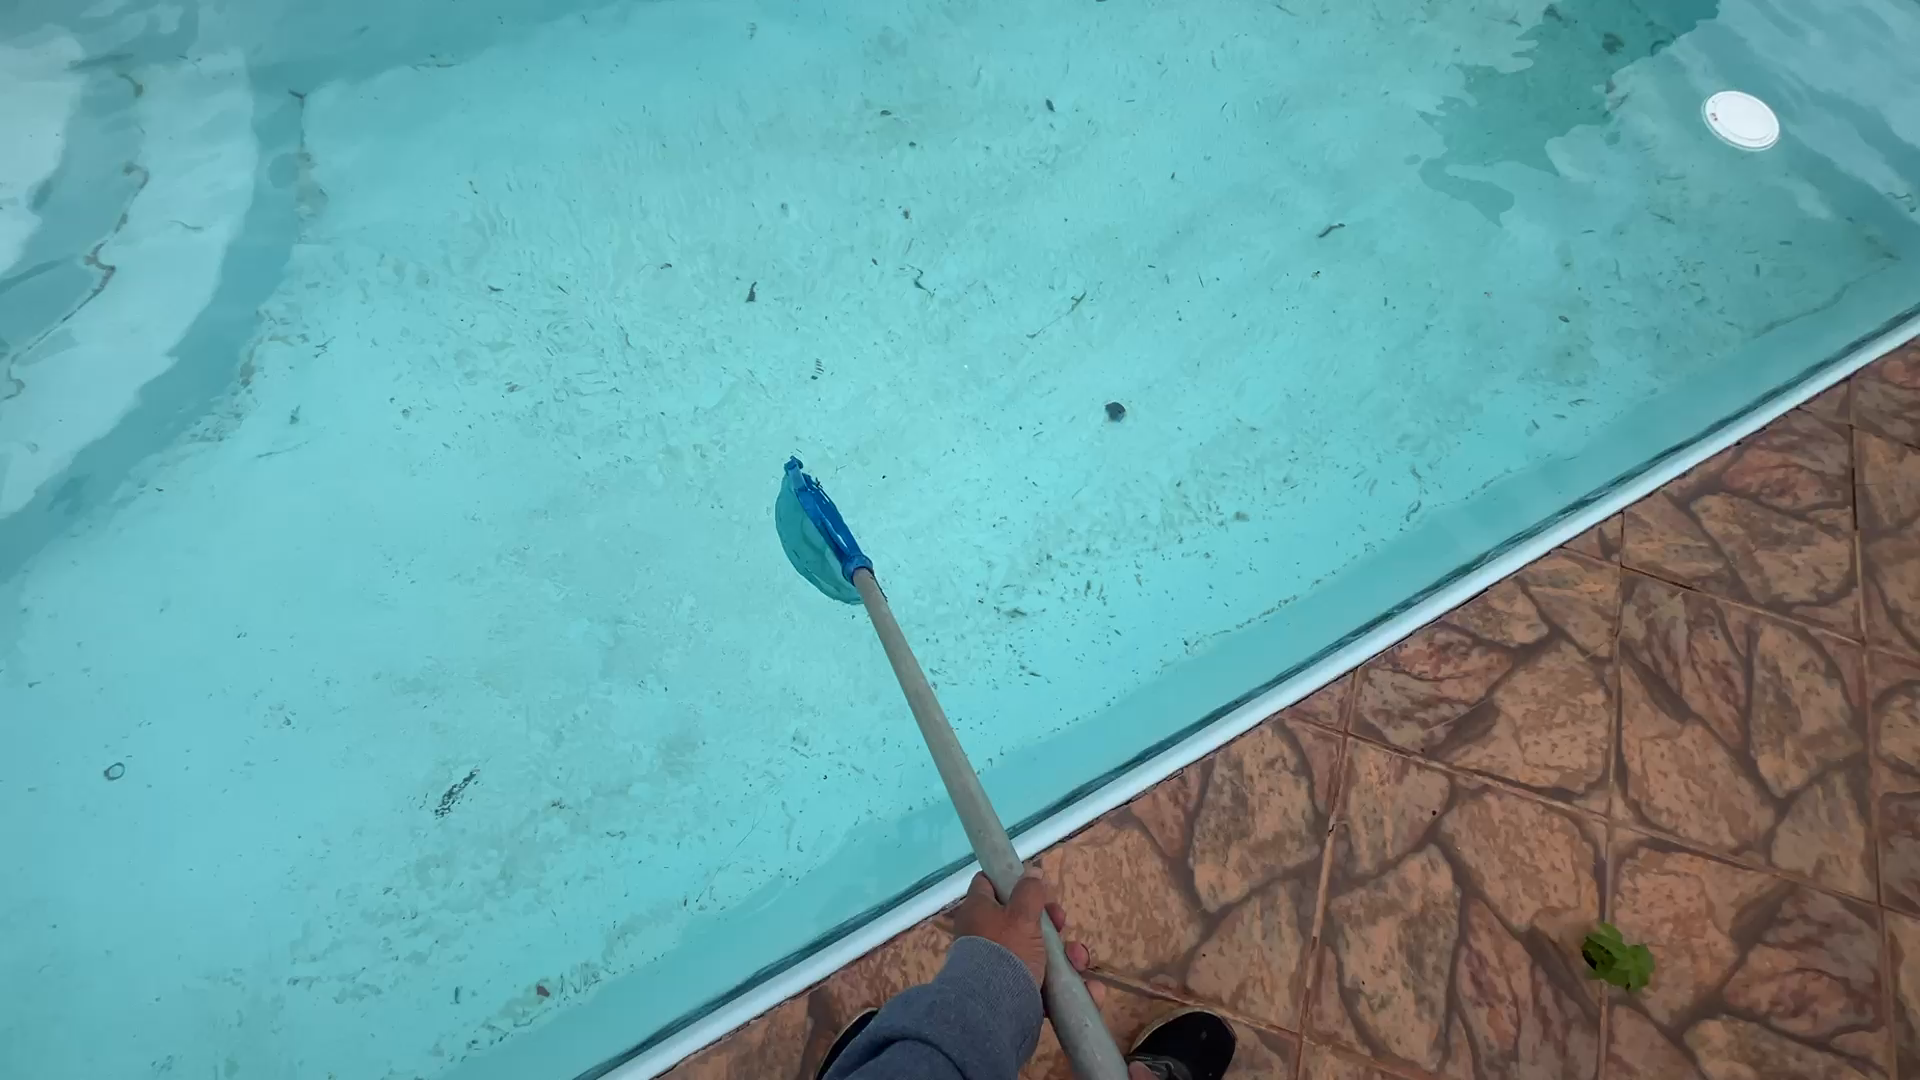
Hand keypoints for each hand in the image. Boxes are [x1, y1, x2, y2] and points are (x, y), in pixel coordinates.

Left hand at [951, 871, 1091, 989]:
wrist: (995, 1015)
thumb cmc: (1006, 952)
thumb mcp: (1021, 914)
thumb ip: (1030, 891)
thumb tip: (1033, 871)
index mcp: (979, 912)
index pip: (988, 884)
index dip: (1010, 880)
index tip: (1034, 886)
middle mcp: (987, 937)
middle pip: (1021, 919)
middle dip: (1051, 922)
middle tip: (1061, 922)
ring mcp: (1002, 967)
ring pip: (1040, 952)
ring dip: (1067, 956)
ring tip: (1079, 960)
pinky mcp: (1018, 994)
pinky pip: (1047, 985)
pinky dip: (1069, 986)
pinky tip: (1090, 989)